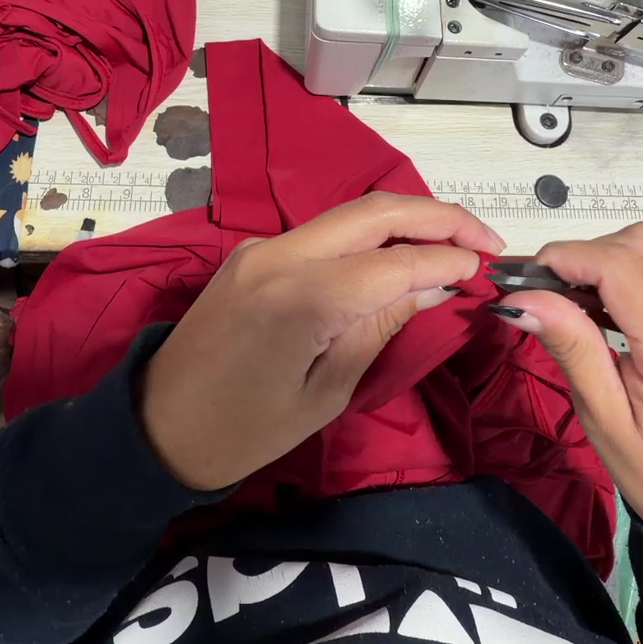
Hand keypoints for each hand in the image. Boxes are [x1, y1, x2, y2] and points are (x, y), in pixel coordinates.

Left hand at [141, 193, 504, 490]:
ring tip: (455, 245)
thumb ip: (382, 324)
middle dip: (438, 216)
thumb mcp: (328, 391)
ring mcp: (264, 246)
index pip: (393, 262)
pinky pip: (327, 231)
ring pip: (352, 214)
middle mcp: (281, 254)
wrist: (157, 426)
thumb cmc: (245, 431)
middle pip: (375, 211)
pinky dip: (373, 234)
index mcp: (300, 299)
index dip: (446, 260)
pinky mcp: (257, 251)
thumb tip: (436, 285)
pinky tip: (401, 252)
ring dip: (408, 219)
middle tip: (485, 240)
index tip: (485, 269)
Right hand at [498, 223, 642, 558]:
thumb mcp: (602, 418)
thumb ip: (570, 345)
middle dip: (588, 256)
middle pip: (642, 244)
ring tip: (587, 303)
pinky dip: (642, 275)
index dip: (569, 257)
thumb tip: (521, 296)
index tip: (531, 276)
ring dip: (614, 262)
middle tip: (555, 292)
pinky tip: (624, 310)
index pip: (622, 268)